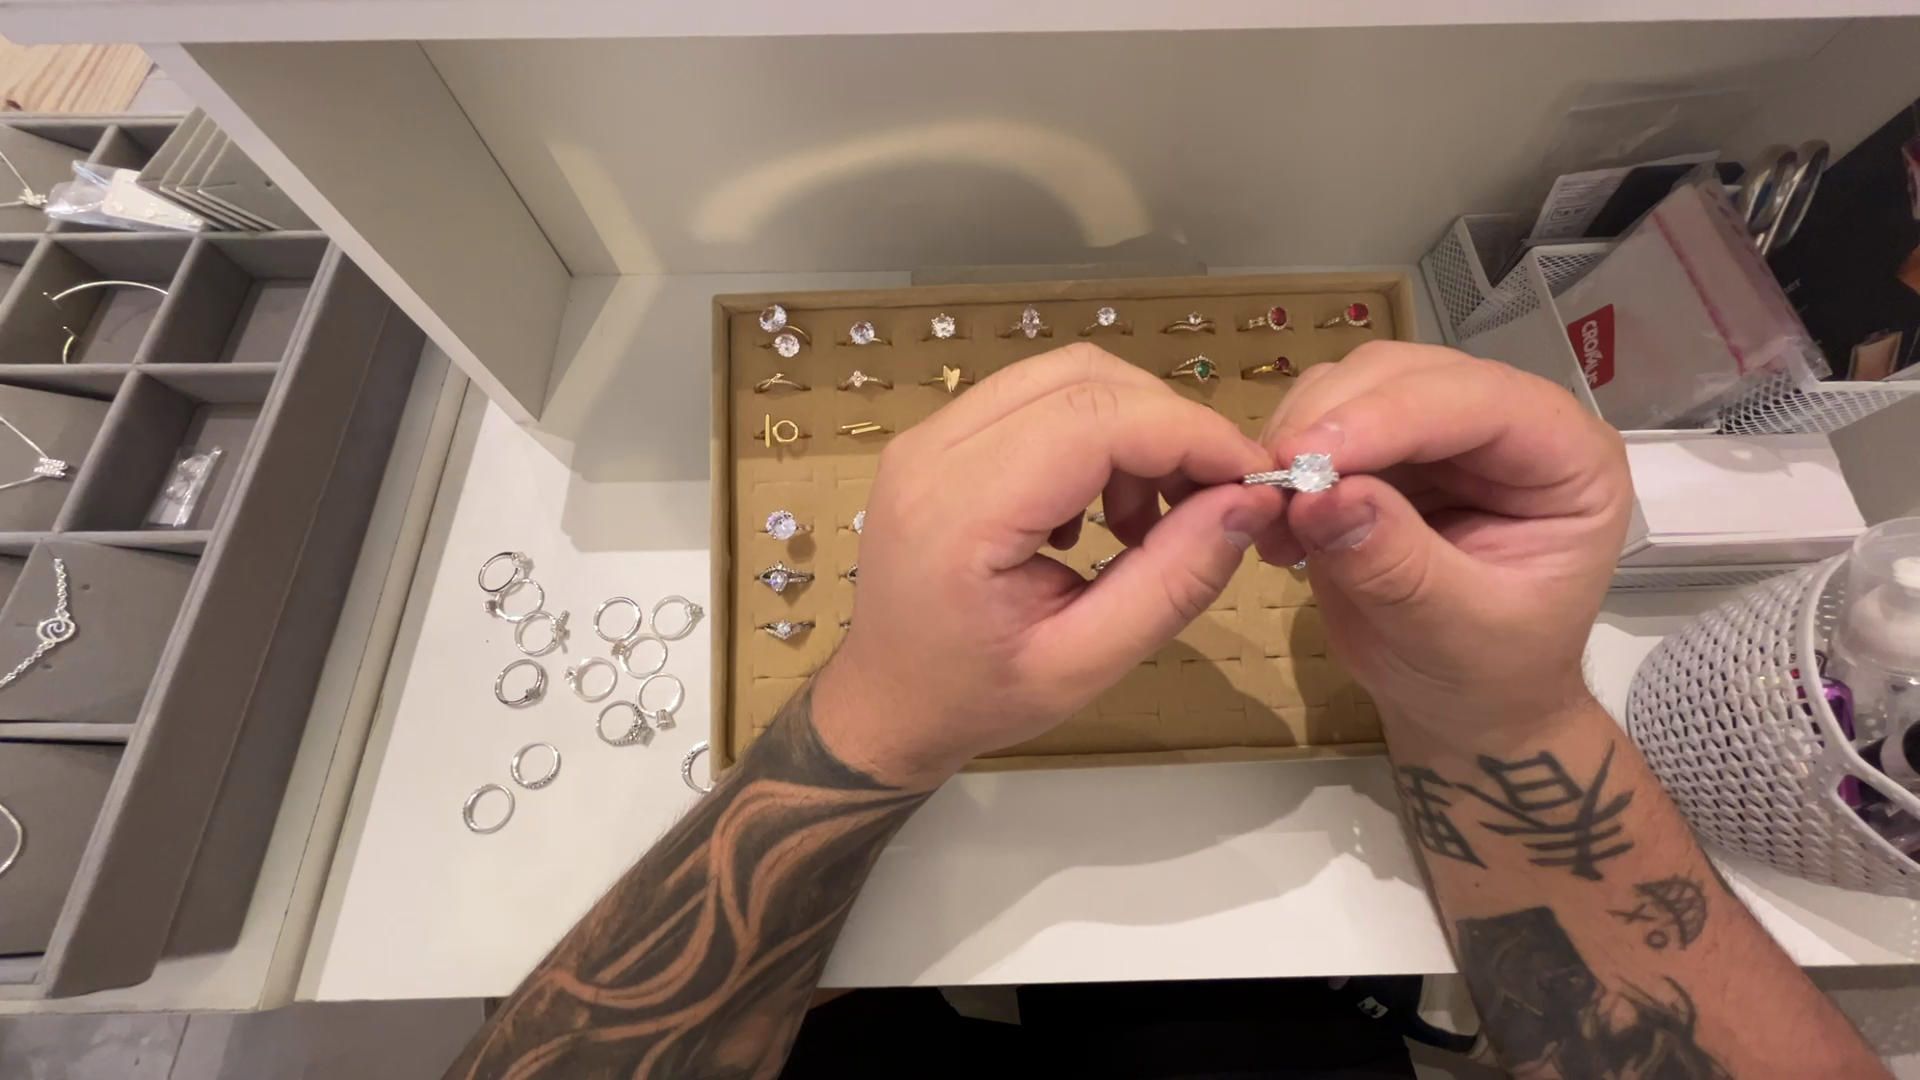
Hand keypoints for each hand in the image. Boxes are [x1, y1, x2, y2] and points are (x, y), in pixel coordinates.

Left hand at [812, 344, 1282, 785]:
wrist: (887, 699)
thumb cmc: (976, 697)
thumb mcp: (1086, 664)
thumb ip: (1173, 582)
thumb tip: (1248, 501)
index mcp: (958, 513)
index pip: (1093, 420)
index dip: (1190, 434)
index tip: (1252, 478)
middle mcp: (932, 451)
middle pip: (1080, 377)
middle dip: (1165, 426)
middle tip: (1201, 502)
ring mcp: (926, 437)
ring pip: (1059, 378)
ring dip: (1127, 429)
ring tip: (1136, 520)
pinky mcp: (934, 440)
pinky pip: (1032, 401)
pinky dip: (1087, 436)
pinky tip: (1088, 511)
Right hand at [1252, 344, 1631, 740]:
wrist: (1453, 696)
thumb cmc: (1483, 671)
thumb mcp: (1452, 633)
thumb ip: (1394, 566)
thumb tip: (1319, 498)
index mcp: (1561, 458)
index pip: (1479, 402)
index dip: (1388, 417)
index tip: (1300, 460)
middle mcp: (1496, 426)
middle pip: (1400, 373)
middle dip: (1326, 421)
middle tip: (1269, 488)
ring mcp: (1428, 434)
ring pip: (1343, 387)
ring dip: (1291, 439)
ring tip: (1270, 519)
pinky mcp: (1371, 453)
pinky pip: (1308, 425)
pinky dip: (1275, 462)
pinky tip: (1272, 523)